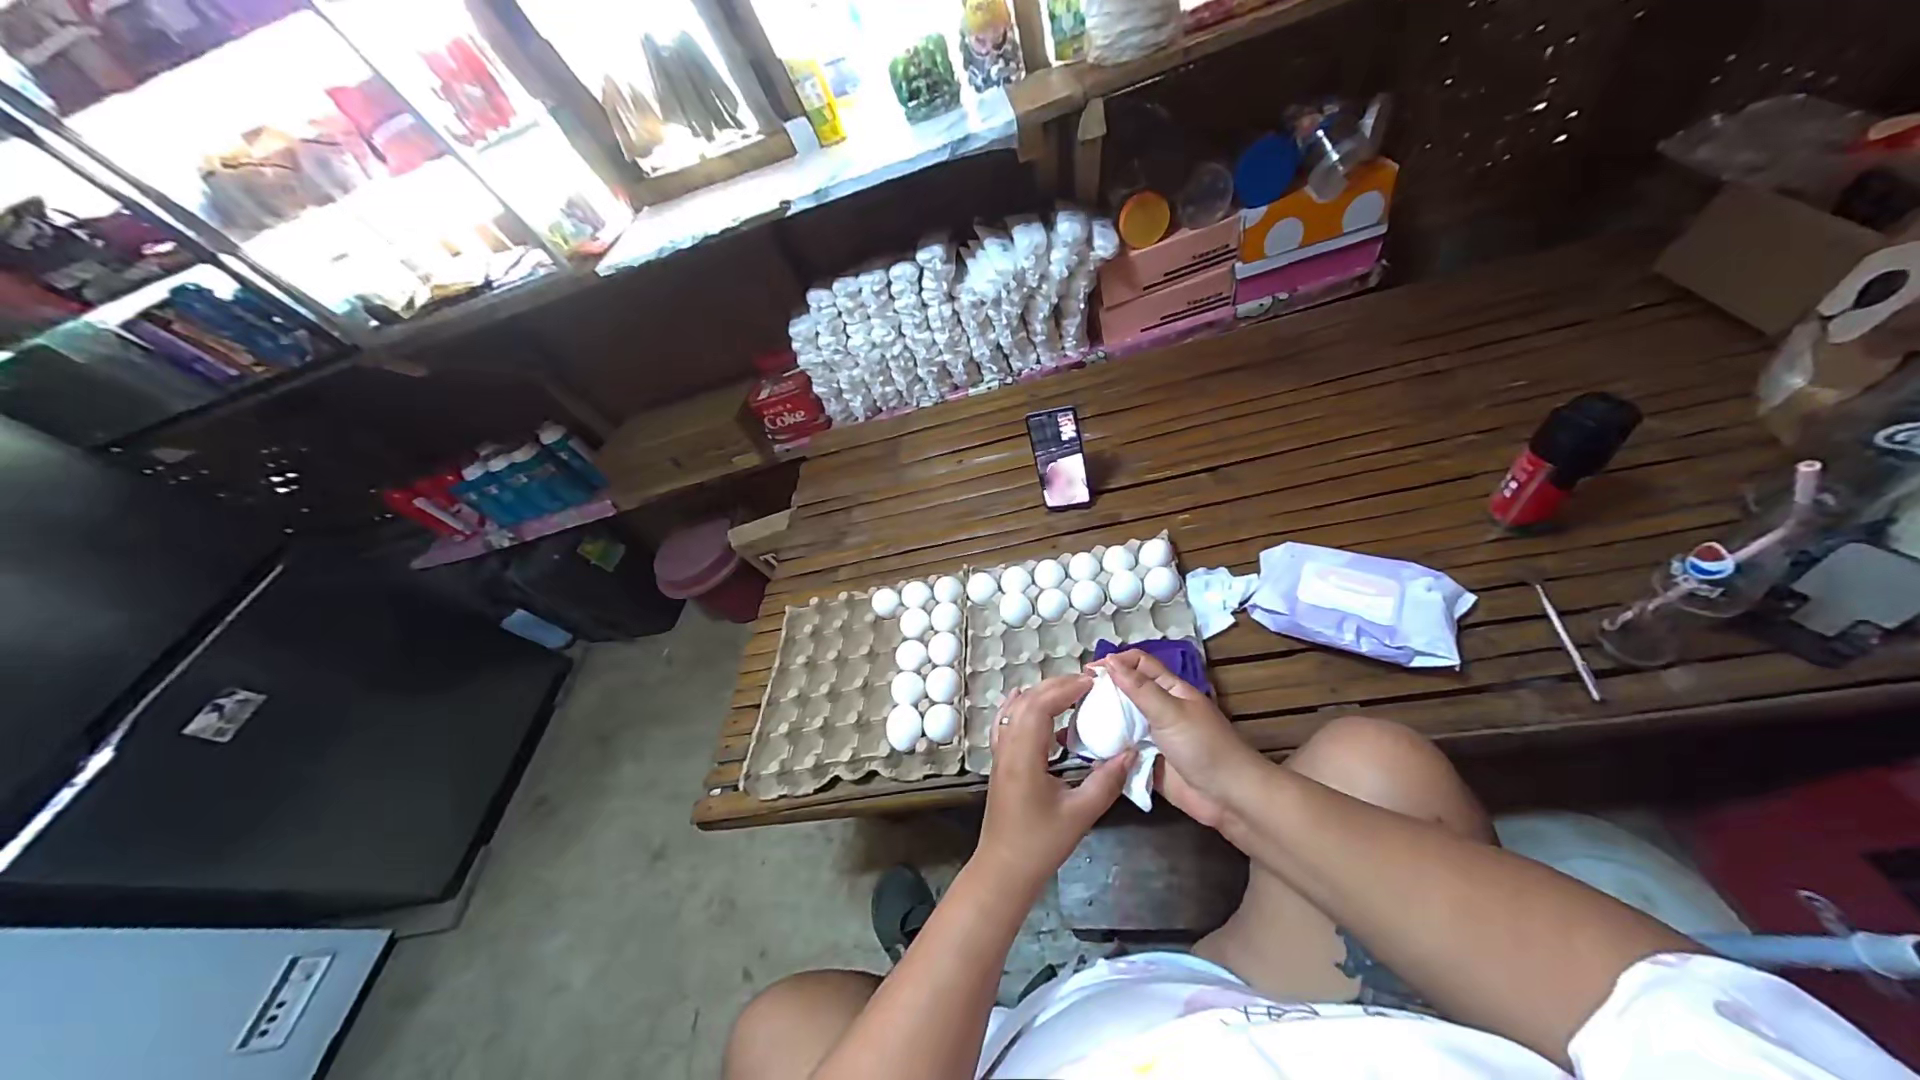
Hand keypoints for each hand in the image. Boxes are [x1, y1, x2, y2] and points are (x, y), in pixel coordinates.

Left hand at [977, 675, 1134, 892]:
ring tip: (1071, 691)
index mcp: (1024, 756)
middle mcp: (1007, 747)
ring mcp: (1000, 753)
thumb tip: (1130, 753)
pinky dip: (1020, 706)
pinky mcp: (1000, 761)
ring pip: (1015, 709)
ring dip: (1041, 694)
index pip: (1040, 706)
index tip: (1093, 683)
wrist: (1004, 868)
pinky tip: (1030, 701)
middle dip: (1056, 686)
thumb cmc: (1041, 844)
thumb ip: (1106, 781)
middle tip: (1088, 683)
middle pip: (1027, 701)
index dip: (1065, 689)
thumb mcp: (1081, 814)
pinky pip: (1006, 722)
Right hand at [1088, 650, 1264, 828]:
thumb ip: (1139, 688)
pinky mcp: (1147, 762)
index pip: (1138, 664)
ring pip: (1121, 722)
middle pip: (1126, 693)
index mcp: (1170, 690)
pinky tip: (1084, 750)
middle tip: (1072, 699)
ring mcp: (1153, 737)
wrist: (1228, 798)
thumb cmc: (1204, 747)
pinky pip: (1122, 750)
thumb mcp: (1170, 712)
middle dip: (1101, 692)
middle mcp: (1160, 710)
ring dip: (1100, 721)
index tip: (1086, 672)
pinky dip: (1105, 749)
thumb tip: (1110, 660)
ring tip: (1071, 723)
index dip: (1114, 663)